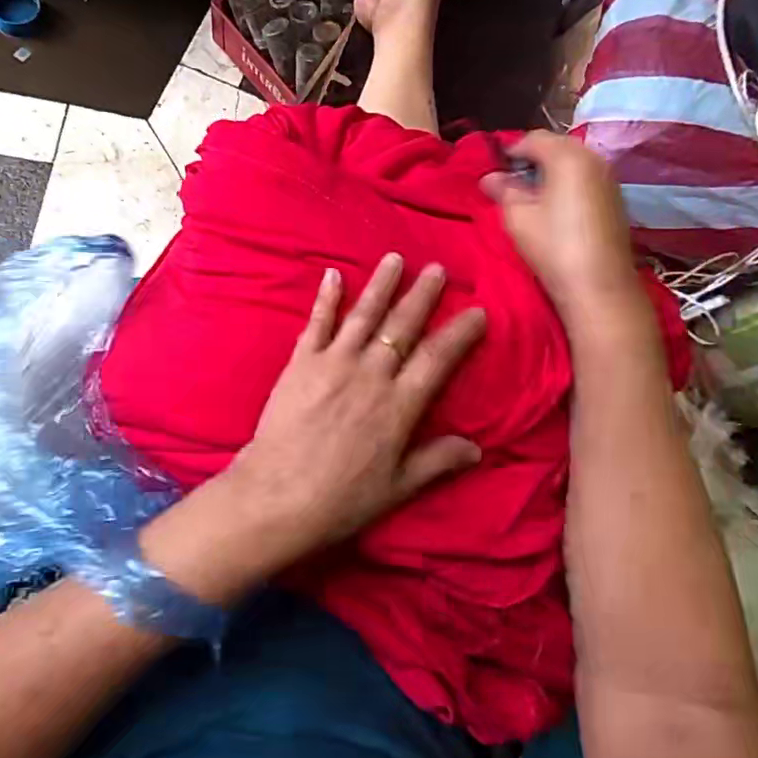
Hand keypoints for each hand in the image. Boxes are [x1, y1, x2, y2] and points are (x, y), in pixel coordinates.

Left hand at [145, 254, 486, 602]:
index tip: (478, 311)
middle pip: (402, 327)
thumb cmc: (342, 498)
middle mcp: (370, 375)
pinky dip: (326, 298)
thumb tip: (477, 448)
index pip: (438, 359)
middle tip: (438, 269)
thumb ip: (437, 461)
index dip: (460, 334)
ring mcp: (333, 363)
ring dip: (381, 285)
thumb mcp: (398, 487)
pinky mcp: (301, 363)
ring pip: (363, 315)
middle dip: (422, 296)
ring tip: (396, 258)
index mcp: (399, 405)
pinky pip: (317, 323)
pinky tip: (332, 275)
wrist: (279, 495)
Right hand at [482, 131, 651, 331]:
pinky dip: (567, 183)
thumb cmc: (553, 246)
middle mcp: (593, 158)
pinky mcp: (615, 199)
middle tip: (509, 183)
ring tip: (529, 196)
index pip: (533, 138)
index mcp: (568, 156)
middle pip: (556, 146)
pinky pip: (585, 178)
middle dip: (531, 159)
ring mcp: (609, 178)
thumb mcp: (517, 216)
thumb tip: (490, 177)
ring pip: (573, 162)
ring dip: (550, 171)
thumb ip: (502, 190)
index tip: (493, 171)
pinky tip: (554, 207)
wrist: (600, 286)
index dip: (510, 151)